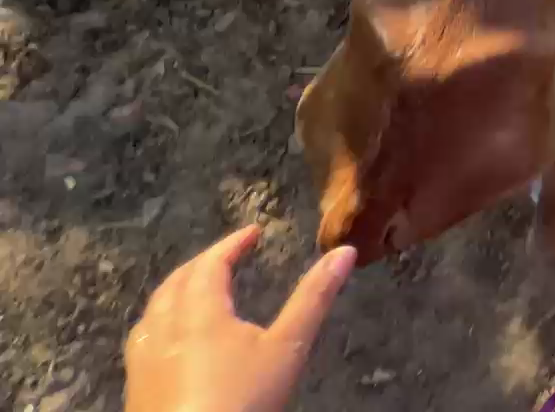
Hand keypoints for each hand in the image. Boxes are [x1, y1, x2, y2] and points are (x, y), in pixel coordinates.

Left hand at [125, 226, 354, 411]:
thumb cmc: (243, 397)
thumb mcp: (289, 346)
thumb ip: (314, 297)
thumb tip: (344, 249)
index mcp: (200, 317)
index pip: (208, 268)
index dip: (230, 245)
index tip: (254, 231)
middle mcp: (164, 335)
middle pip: (172, 288)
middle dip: (200, 264)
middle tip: (230, 252)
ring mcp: (144, 366)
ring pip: (150, 315)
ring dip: (175, 290)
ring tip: (199, 286)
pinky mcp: (138, 392)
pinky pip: (143, 340)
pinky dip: (162, 319)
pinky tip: (174, 337)